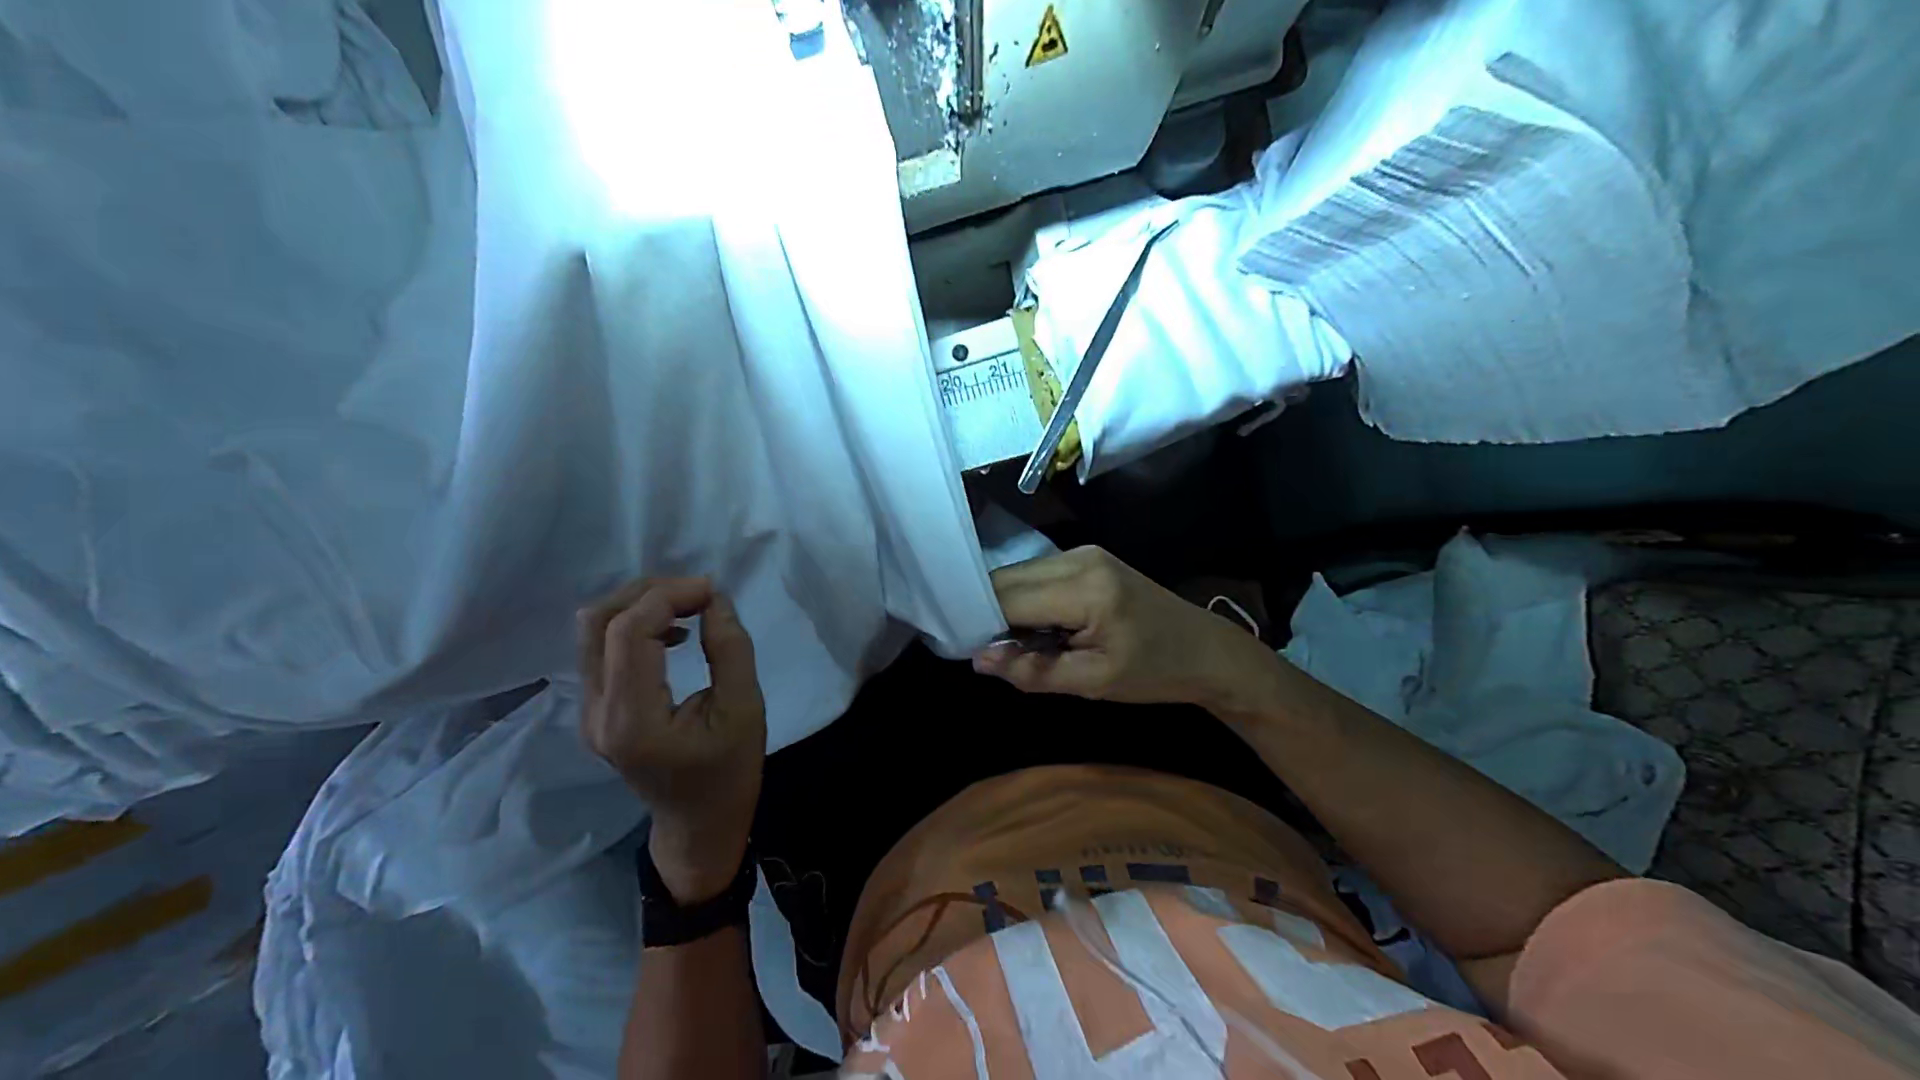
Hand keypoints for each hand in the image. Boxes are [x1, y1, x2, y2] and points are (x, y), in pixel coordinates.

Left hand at [579, 577, 765, 903]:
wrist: (698, 824)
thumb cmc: (729, 772)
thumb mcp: (746, 710)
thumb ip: (729, 650)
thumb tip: (712, 600)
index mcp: (632, 720)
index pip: (628, 632)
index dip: (667, 596)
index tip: (712, 591)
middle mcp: (596, 712)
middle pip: (599, 622)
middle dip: (650, 592)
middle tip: (700, 592)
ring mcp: (587, 712)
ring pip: (592, 629)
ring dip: (639, 603)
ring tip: (687, 604)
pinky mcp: (593, 709)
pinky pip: (600, 647)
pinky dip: (633, 623)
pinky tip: (671, 630)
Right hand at [974, 547, 1278, 715]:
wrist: (1209, 651)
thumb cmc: (1156, 673)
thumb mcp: (1094, 683)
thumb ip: (1033, 670)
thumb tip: (978, 658)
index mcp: (1083, 588)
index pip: (1006, 596)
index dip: (978, 621)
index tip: (962, 648)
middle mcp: (1078, 557)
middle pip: (1006, 578)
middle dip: (987, 612)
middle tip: (985, 649)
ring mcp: (1083, 552)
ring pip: (1017, 574)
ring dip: (1005, 606)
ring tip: (1013, 643)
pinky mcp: (1087, 557)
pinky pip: (1036, 574)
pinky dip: (1025, 599)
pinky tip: (1035, 627)